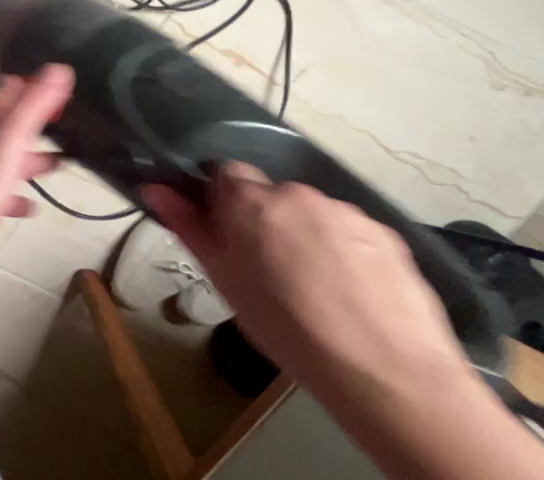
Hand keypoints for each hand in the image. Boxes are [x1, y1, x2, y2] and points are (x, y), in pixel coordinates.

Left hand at [0, 64, 71, 267]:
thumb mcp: (8, 139)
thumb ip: (32, 107)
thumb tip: (57, 69)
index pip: (8, 100)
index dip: (31, 92)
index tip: (57, 88)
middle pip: (7, 132)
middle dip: (34, 131)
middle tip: (66, 131)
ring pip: (4, 161)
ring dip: (29, 162)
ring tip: (58, 166)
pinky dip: (16, 197)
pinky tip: (31, 207)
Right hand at [143, 163, 472, 399]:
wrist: (385, 371)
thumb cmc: (285, 325)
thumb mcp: (223, 278)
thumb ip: (188, 226)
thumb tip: (154, 189)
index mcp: (250, 200)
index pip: (225, 172)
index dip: (222, 199)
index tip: (226, 232)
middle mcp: (298, 194)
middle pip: (272, 195)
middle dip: (267, 220)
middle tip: (267, 265)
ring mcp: (348, 213)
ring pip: (313, 214)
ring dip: (307, 235)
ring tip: (315, 284)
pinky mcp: (390, 237)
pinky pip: (352, 233)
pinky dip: (345, 252)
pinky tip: (350, 291)